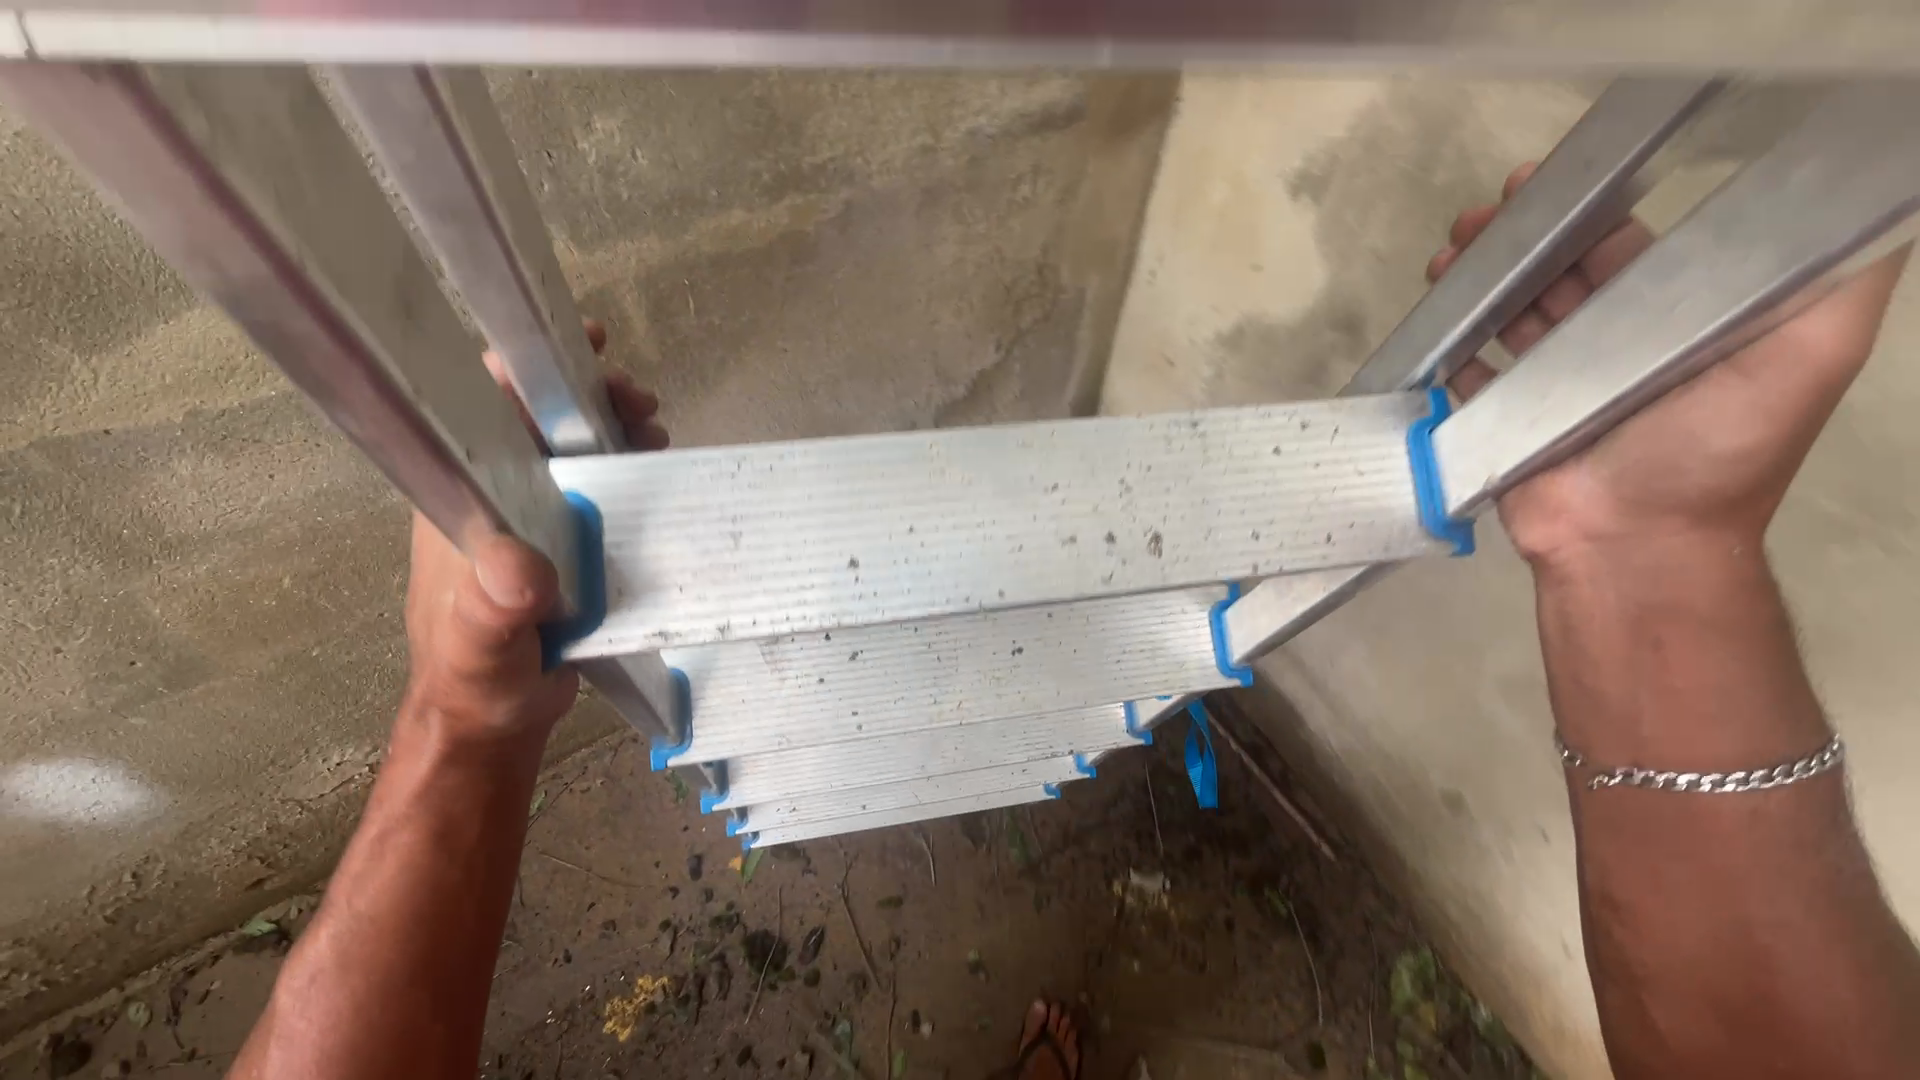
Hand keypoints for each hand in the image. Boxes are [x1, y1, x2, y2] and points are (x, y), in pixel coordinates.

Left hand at [400, 321, 667, 743]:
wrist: (496, 716)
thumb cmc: (478, 678)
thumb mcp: (481, 647)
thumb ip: (493, 608)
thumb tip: (521, 567)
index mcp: (465, 501)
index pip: (486, 412)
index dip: (527, 370)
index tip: (584, 350)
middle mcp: (498, 496)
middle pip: (542, 421)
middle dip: (592, 401)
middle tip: (643, 407)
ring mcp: (536, 517)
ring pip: (577, 451)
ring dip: (618, 432)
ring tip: (659, 436)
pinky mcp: (569, 542)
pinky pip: (603, 488)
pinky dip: (632, 469)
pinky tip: (661, 470)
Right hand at [1430, 163, 1908, 569]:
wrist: (1630, 544)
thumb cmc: (1714, 450)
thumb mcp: (1810, 354)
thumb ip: (1838, 275)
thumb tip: (1868, 179)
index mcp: (1670, 319)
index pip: (1620, 246)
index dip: (1583, 211)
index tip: (1541, 184)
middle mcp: (1607, 344)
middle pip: (1552, 275)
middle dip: (1514, 243)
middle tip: (1476, 220)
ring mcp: (1545, 384)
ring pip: (1503, 316)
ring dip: (1474, 284)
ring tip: (1446, 259)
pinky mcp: (1499, 418)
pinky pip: (1468, 371)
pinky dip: (1450, 345)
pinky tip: (1434, 320)